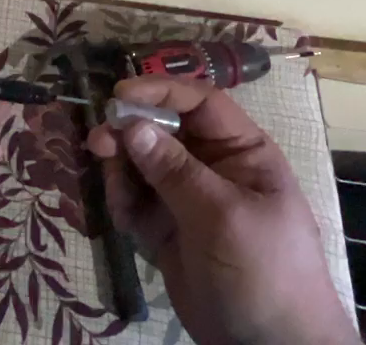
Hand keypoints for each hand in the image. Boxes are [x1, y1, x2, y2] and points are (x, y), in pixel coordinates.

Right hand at [86, 78, 358, 344]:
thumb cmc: (265, 273)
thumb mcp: (223, 216)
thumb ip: (174, 170)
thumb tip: (130, 125)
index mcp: (241, 152)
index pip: (199, 102)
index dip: (160, 92)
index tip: (120, 94)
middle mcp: (211, 167)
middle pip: (161, 129)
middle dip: (129, 131)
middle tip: (100, 142)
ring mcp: (186, 198)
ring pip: (141, 162)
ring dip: (120, 168)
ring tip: (113, 184)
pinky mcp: (165, 228)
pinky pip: (134, 199)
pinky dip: (123, 202)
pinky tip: (124, 218)